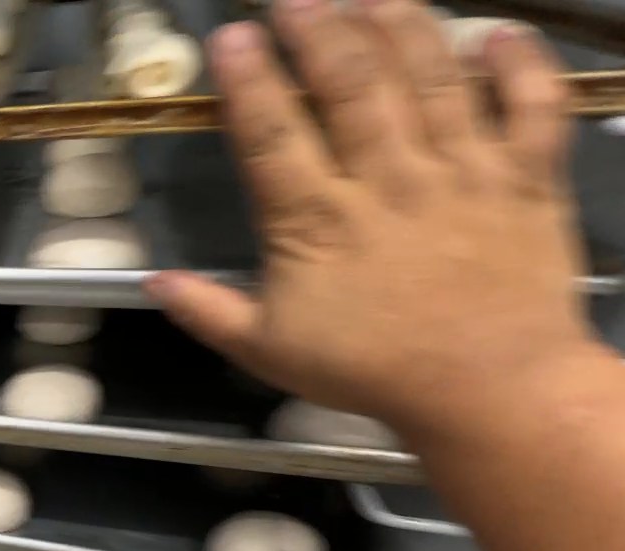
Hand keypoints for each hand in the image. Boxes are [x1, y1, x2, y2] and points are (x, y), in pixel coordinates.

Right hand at [146, 0, 609, 442]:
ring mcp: (462, 173)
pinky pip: (530, 106)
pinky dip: (516, 64)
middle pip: (352, 87)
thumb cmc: (361, 369)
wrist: (484, 384)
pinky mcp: (525, 178)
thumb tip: (151, 284)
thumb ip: (204, 310)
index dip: (250, 83)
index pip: (273, 137)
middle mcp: (386, 181)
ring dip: (401, 26)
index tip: (231, 36)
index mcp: (314, 224)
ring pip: (433, 80)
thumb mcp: (260, 349)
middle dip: (319, 32)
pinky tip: (491, 34)